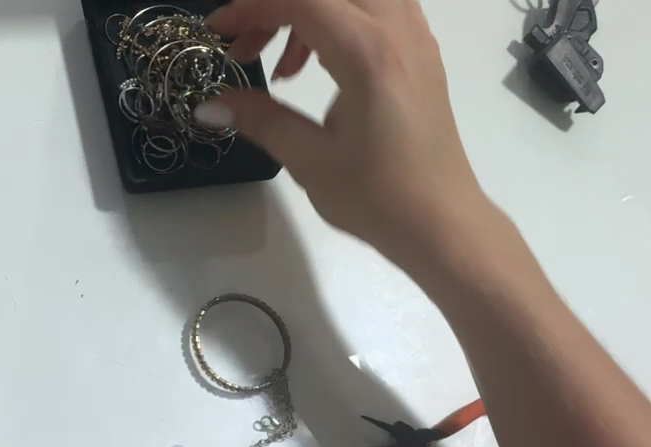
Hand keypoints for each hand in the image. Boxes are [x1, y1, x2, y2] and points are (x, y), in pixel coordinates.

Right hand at [201, 0, 500, 275]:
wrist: (438, 220)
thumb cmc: (376, 198)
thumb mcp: (310, 161)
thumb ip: (262, 121)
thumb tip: (212, 104)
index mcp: (368, 52)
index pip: (301, 0)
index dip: (252, 8)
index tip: (218, 33)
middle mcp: (397, 26)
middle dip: (276, 8)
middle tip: (245, 52)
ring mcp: (413, 34)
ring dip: (307, 12)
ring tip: (283, 71)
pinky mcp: (418, 50)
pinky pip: (372, 8)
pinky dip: (335, 22)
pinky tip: (317, 67)